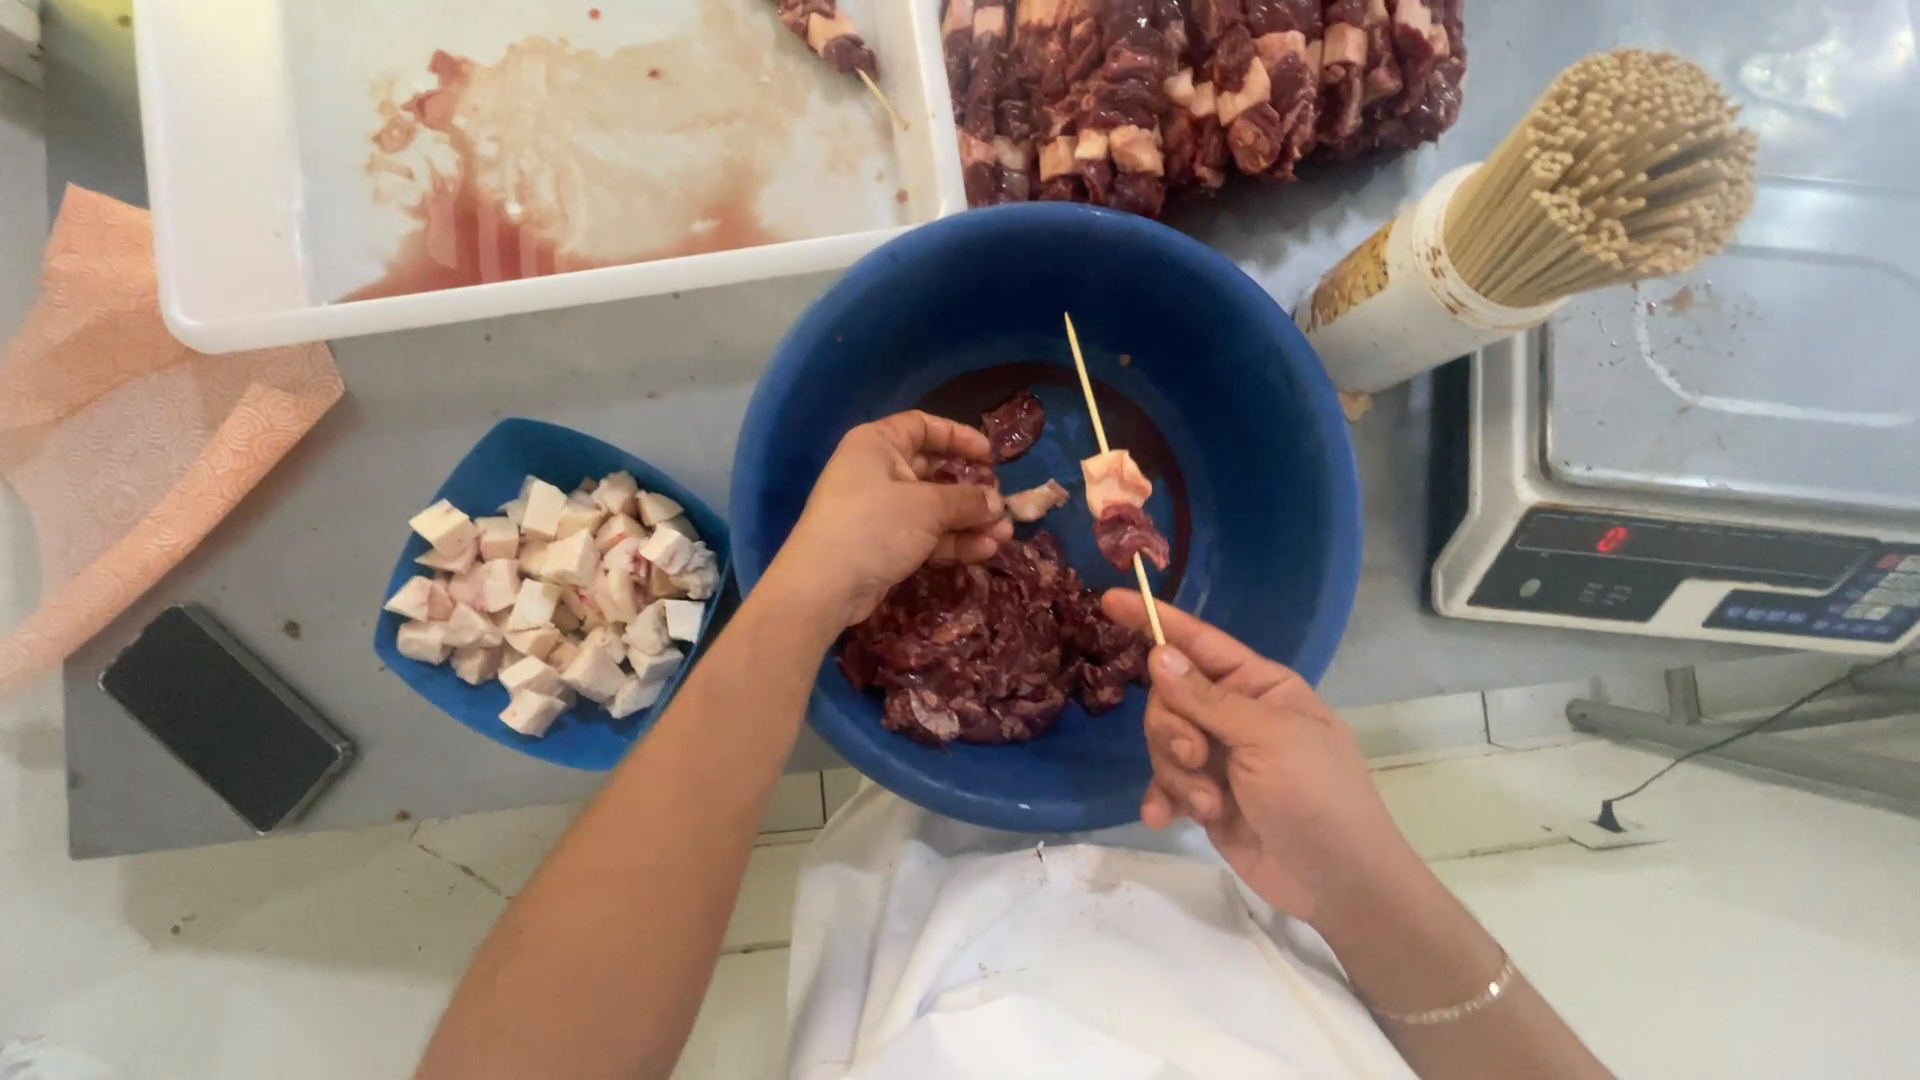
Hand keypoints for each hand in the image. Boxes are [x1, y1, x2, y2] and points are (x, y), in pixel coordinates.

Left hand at [772, 411, 1012, 627]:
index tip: (991, 456)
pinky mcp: (885, 544)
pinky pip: (926, 535)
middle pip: (934, 471)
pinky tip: (984, 551)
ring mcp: (881, 510)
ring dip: (969, 521)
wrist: (825, 586)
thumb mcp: (927, 507)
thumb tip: (997, 503)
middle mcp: (878, 471)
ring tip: (1004, 536)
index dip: (959, 438)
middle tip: (1001, 504)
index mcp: (878, 444)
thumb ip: (966, 500)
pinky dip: (953, 541)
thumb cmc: (874, 526)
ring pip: (934, 508)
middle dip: (972, 490)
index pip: (923, 426)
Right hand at [1103, 592, 1427, 929]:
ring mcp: (1218, 756)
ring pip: (1163, 741)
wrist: (1339, 884)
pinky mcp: (1204, 796)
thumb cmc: (1318, 795)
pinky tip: (1164, 818)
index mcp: (1258, 686)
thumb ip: (1207, 698)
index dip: (1155, 619)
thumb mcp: (1267, 738)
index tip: (1112, 599)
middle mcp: (1233, 714)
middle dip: (1172, 728)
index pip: (1199, 642)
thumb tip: (1159, 654)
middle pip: (1169, 697)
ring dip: (1176, 772)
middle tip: (1197, 756)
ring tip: (1207, 802)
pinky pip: (1164, 783)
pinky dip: (1163, 798)